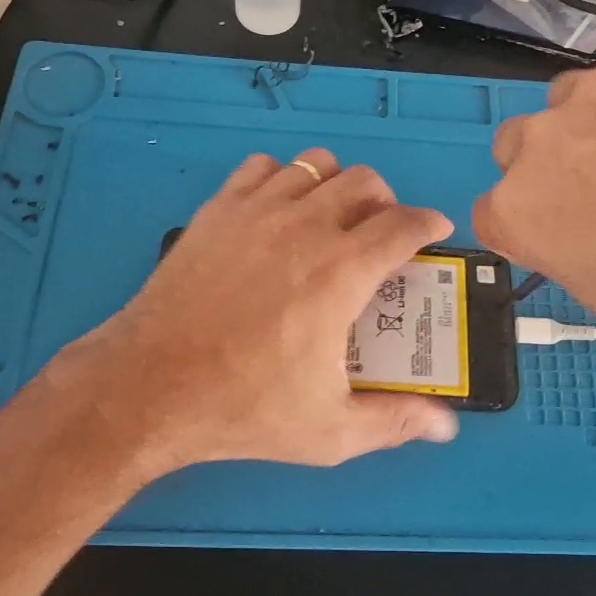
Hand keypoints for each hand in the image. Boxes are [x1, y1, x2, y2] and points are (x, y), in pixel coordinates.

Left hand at [38, 149, 459, 474]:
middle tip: (383, 233)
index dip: (429, 223)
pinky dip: (282, 179)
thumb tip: (444, 425)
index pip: (404, 224)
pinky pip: (262, 168)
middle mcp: (306, 226)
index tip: (435, 231)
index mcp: (342, 272)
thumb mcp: (330, 431)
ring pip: (315, 164)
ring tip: (332, 217)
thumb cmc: (244, 406)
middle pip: (365, 181)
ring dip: (336, 184)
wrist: (151, 385)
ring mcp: (258, 211)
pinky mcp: (219, 209)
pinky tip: (277, 212)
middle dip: (386, 201)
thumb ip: (394, 422)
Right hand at [473, 46, 595, 356]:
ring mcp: (594, 95)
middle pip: (517, 149)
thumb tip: (576, 229)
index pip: (492, 214)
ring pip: (568, 106)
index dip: (530, 227)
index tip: (565, 235)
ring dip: (591, 128)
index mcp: (522, 213)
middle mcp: (540, 146)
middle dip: (550, 170)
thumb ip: (570, 251)